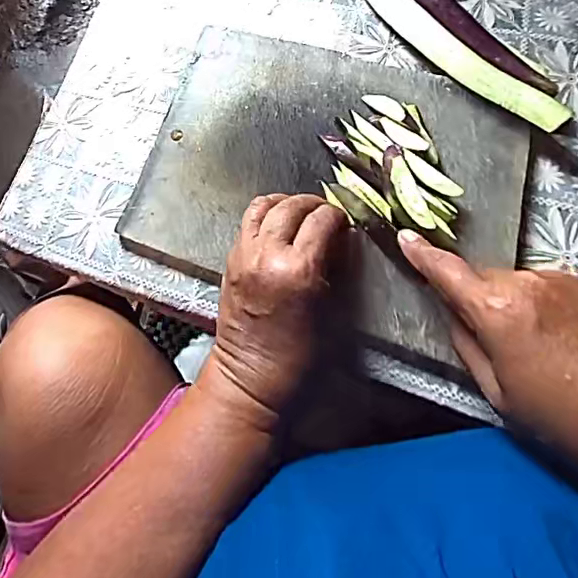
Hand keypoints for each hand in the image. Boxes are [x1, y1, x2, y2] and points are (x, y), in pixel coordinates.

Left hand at [201, 194, 347, 434]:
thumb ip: (334, 268)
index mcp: (297, 269)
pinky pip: (247, 221)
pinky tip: (277, 224)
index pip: (322, 221)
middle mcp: (266, 254)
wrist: (250, 375)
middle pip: (292, 206)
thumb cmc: (296, 357)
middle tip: (327, 212)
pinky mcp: (230, 258)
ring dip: (285, 202)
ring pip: (263, 206)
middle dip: (314, 204)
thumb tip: (341, 239)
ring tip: (300, 210)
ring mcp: (244, 253)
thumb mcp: (330, 312)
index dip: (338, 216)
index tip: (346, 222)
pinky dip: (264, 214)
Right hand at [398, 232, 577, 510]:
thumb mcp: (503, 396)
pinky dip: (536, 307)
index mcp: (497, 308)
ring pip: (510, 284)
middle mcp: (525, 282)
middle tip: (489, 342)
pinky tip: (561, 344)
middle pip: (479, 279)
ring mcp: (561, 281)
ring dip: (508, 305)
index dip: (420, 253)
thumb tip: (457, 317)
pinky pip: (541, 289)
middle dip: (474, 299)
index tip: (404, 237)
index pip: (444, 270)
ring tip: (535, 351)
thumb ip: (468, 346)